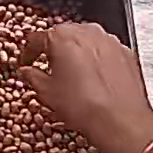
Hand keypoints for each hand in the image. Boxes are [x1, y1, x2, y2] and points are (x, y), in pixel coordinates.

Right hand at [17, 22, 152, 152]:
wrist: (120, 120)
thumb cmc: (84, 106)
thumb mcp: (46, 92)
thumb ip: (32, 76)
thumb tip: (27, 72)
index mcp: (61, 37)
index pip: (36, 38)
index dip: (28, 52)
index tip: (27, 62)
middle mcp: (86, 32)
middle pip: (63, 35)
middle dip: (53, 50)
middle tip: (48, 68)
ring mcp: (108, 40)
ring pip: (85, 41)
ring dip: (76, 54)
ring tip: (72, 75)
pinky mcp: (125, 52)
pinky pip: (104, 51)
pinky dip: (96, 60)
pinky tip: (93, 79)